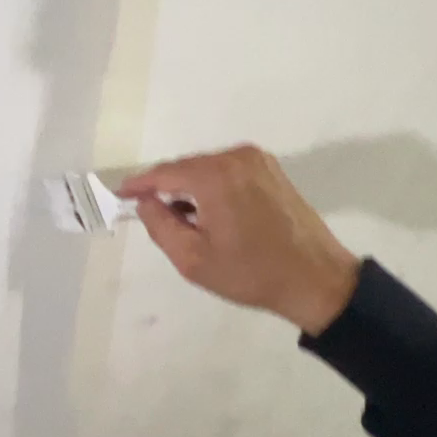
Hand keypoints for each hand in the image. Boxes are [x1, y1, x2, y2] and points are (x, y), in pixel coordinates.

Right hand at [120, 144, 360, 333]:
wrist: (316, 278)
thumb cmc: (251, 273)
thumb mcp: (193, 259)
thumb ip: (160, 225)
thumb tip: (145, 202)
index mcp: (215, 175)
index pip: (165, 173)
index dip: (140, 184)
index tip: (120, 194)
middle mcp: (236, 157)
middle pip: (187, 167)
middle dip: (167, 188)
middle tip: (151, 215)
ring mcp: (258, 160)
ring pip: (207, 169)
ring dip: (191, 189)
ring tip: (184, 222)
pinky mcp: (272, 170)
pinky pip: (228, 172)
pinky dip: (213, 187)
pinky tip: (211, 213)